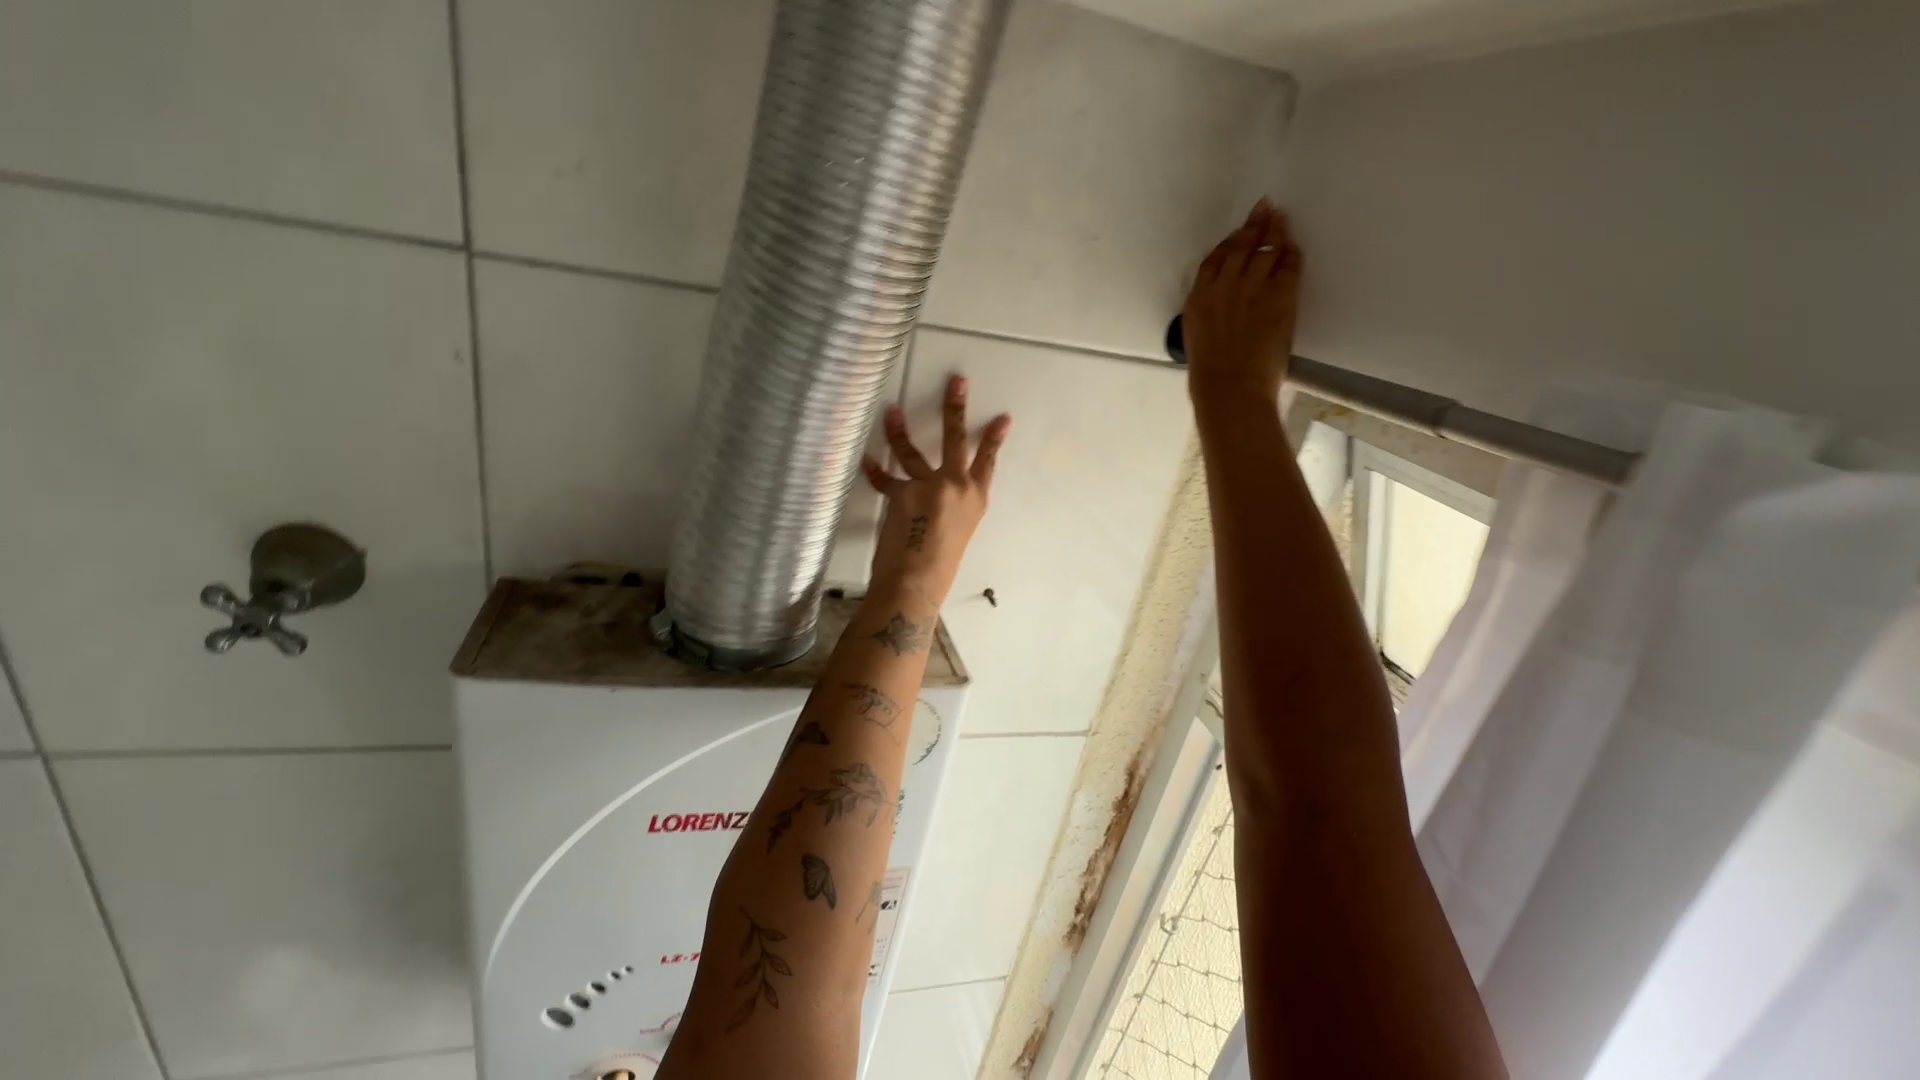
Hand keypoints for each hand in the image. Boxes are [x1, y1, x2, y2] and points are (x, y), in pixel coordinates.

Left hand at [862, 374, 1010, 604]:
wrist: (917, 583)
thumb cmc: (939, 567)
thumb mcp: (959, 534)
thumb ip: (952, 508)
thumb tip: (938, 499)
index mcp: (976, 500)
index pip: (988, 462)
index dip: (994, 438)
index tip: (1001, 418)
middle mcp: (957, 487)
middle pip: (956, 439)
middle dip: (955, 408)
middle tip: (956, 382)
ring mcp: (930, 487)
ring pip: (912, 450)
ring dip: (899, 430)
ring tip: (892, 412)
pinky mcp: (903, 493)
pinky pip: (886, 477)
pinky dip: (875, 471)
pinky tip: (867, 462)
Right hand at [1184, 199, 1303, 404]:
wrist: (1231, 388)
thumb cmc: (1209, 377)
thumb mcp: (1196, 341)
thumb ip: (1207, 319)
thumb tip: (1218, 314)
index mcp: (1198, 299)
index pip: (1214, 260)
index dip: (1227, 244)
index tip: (1236, 235)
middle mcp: (1223, 286)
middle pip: (1240, 246)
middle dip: (1253, 226)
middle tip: (1264, 208)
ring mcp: (1252, 287)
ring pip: (1265, 249)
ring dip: (1275, 230)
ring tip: (1281, 216)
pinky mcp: (1280, 295)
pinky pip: (1288, 265)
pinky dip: (1291, 254)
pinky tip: (1294, 247)